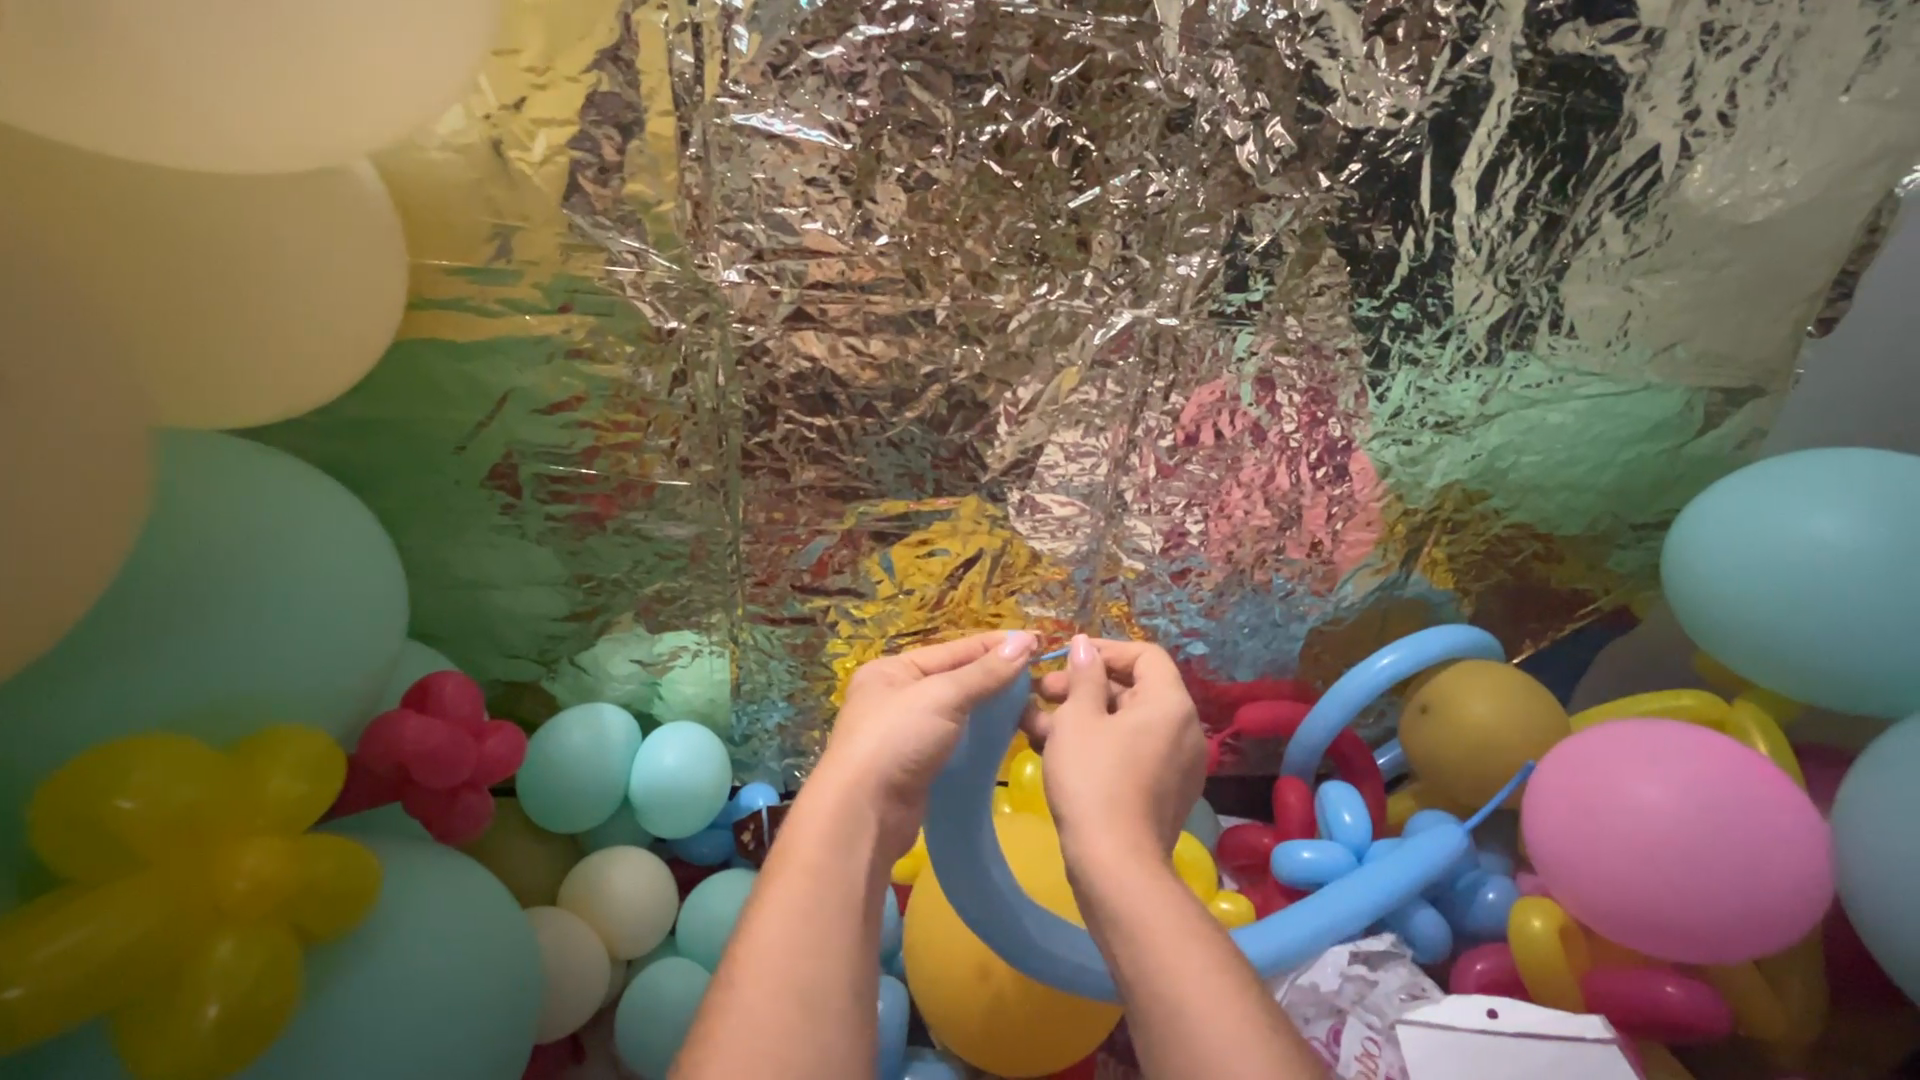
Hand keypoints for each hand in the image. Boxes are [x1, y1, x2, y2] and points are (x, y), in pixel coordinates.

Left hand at [812, 629, 1038, 861]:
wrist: (864, 814)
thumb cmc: (897, 740)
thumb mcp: (942, 696)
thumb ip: (984, 672)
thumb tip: (1025, 641)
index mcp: (892, 670)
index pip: (954, 650)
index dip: (996, 646)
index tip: (1038, 642)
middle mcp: (896, 697)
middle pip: (957, 680)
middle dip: (997, 677)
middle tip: (1042, 676)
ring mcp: (906, 734)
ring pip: (959, 713)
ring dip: (992, 709)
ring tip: (1034, 704)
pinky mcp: (918, 767)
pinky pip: (957, 742)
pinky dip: (981, 737)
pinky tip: (1009, 734)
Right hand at [1034, 635, 1206, 870]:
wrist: (1115, 864)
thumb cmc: (1093, 779)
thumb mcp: (1078, 719)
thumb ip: (1083, 676)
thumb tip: (1085, 645)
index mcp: (1170, 703)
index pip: (1145, 655)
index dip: (1105, 650)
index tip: (1067, 659)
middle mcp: (1183, 729)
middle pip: (1133, 689)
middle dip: (1083, 686)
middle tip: (1042, 692)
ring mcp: (1177, 764)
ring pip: (1125, 724)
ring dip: (1082, 716)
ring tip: (1035, 723)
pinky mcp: (1163, 792)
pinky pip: (1130, 753)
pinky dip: (1097, 745)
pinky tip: (1053, 751)